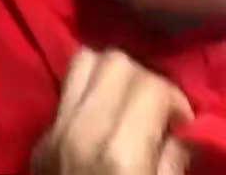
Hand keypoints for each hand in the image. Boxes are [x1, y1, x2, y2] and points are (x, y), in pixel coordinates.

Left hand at [31, 49, 194, 174]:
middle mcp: (82, 132)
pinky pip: (67, 89)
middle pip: (118, 62)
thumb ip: (173, 164)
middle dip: (146, 79)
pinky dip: (90, 88)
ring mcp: (54, 134)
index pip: (152, 85)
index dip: (176, 100)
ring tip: (130, 105)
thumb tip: (187, 129)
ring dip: (114, 75)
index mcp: (118, 156)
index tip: (185, 126)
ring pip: (87, 62)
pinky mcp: (38, 143)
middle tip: (158, 113)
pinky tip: (103, 117)